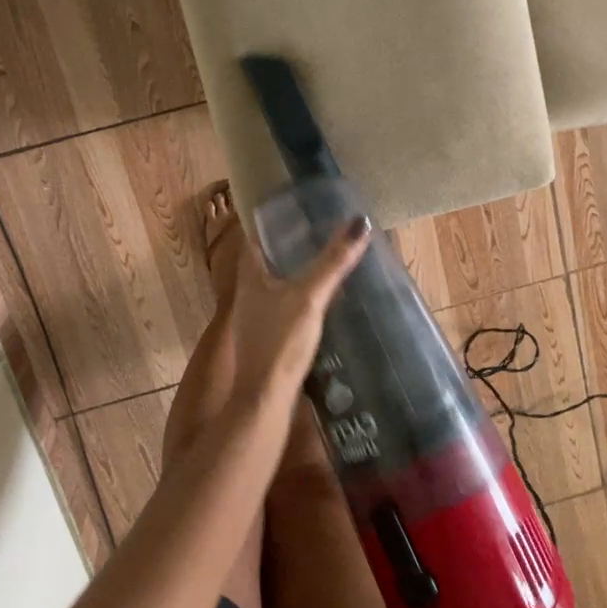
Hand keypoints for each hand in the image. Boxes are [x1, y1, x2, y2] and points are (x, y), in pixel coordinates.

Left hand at [223, 215, 371, 406]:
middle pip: (267, 261)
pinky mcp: (268, 340)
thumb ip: (334, 261)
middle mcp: (248, 294)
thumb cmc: (281, 341)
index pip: (257, 238)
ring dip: (296, 274)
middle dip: (290, 247)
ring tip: (326, 263)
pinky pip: (284, 308)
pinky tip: (322, 303)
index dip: (274, 222)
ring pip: (276, 286)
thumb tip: (358, 223)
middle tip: (320, 232)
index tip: (297, 209)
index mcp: (250, 276)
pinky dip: (300, 298)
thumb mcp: (311, 296)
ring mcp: (256, 319)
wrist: (266, 398)